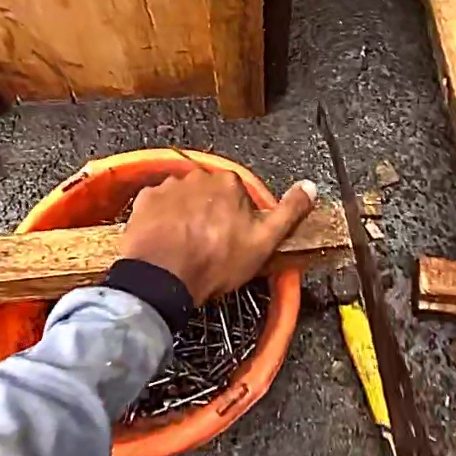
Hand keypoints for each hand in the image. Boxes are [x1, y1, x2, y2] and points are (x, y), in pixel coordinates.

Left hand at [118, 168, 317, 306]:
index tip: (234, 239)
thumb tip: (310, 188)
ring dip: (185, 216)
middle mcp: (198, 177)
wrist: (162, 278)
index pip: (239, 195)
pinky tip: (166, 241)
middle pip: (209, 194)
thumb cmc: (214, 261)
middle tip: (210, 245)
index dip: (238, 219)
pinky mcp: (145, 201)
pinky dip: (162, 220)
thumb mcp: (264, 241)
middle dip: (211, 214)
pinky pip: (157, 206)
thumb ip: (289, 211)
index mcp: (229, 183)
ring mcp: (168, 187)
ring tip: (186, 246)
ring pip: (183, 199)